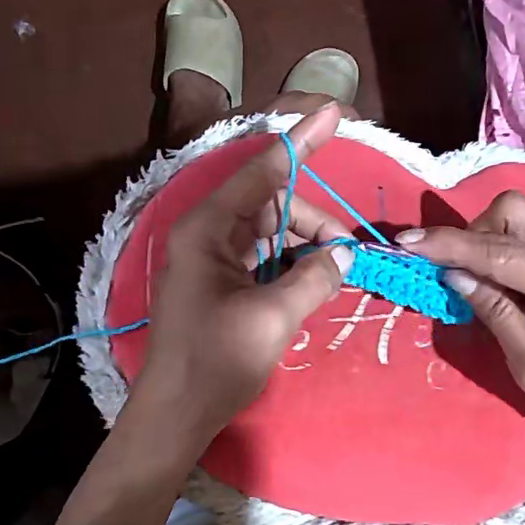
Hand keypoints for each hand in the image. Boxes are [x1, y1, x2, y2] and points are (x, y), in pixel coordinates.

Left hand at [135, 103, 354, 440]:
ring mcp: (213, 258)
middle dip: (314, 221)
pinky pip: (265, 256)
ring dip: (306, 245)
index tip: (335, 110)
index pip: (263, 171)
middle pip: (273, 204)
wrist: (177, 413)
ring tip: (335, 271)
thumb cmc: (217, 361)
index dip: (303, 140)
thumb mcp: (274, 317)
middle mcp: (208, 233)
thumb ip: (314, 277)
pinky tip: (314, 280)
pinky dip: (292, 264)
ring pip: (272, 232)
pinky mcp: (221, 281)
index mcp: (208, 229)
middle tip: (348, 252)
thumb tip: (345, 253)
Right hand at [397, 191, 524, 457]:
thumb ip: (496, 313)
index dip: (452, 245)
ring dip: (487, 239)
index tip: (408, 243)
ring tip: (476, 280)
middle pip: (517, 210)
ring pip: (523, 216)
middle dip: (474, 233)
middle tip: (456, 273)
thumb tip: (454, 274)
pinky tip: (498, 280)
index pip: (504, 252)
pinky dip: (504, 247)